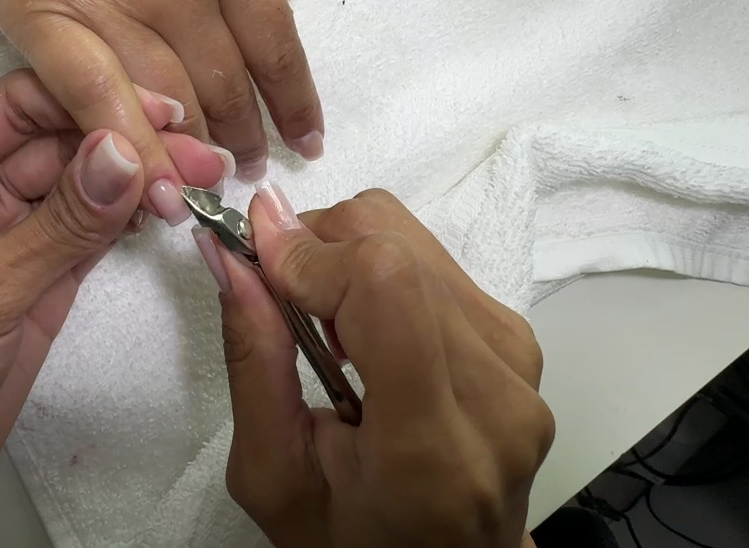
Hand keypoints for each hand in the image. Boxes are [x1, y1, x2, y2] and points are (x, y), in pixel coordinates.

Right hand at [0, 0, 323, 222]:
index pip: (279, 46)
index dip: (296, 102)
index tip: (306, 138)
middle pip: (230, 86)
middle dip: (248, 135)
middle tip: (251, 166)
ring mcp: (118, 5)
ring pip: (175, 103)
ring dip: (200, 151)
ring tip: (208, 180)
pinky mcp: (48, 21)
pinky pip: (100, 103)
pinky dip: (135, 152)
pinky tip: (158, 191)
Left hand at [0, 71, 229, 547]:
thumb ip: (57, 224)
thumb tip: (126, 149)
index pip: (22, 105)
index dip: (90, 98)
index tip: (160, 115)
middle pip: (63, 140)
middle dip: (132, 140)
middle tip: (203, 153)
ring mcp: (13, 237)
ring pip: (86, 184)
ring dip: (143, 177)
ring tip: (206, 176)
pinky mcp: (40, 280)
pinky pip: (94, 231)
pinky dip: (133, 218)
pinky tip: (170, 207)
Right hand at [200, 187, 552, 546]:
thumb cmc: (355, 539)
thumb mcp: (272, 477)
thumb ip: (252, 360)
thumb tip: (230, 254)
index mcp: (432, 450)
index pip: (383, 284)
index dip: (309, 251)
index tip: (254, 256)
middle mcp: (494, 392)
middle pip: (392, 246)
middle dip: (315, 245)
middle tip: (281, 292)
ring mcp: (516, 358)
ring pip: (406, 232)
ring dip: (344, 252)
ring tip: (328, 319)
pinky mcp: (518, 333)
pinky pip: (429, 250)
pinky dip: (377, 263)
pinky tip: (367, 322)